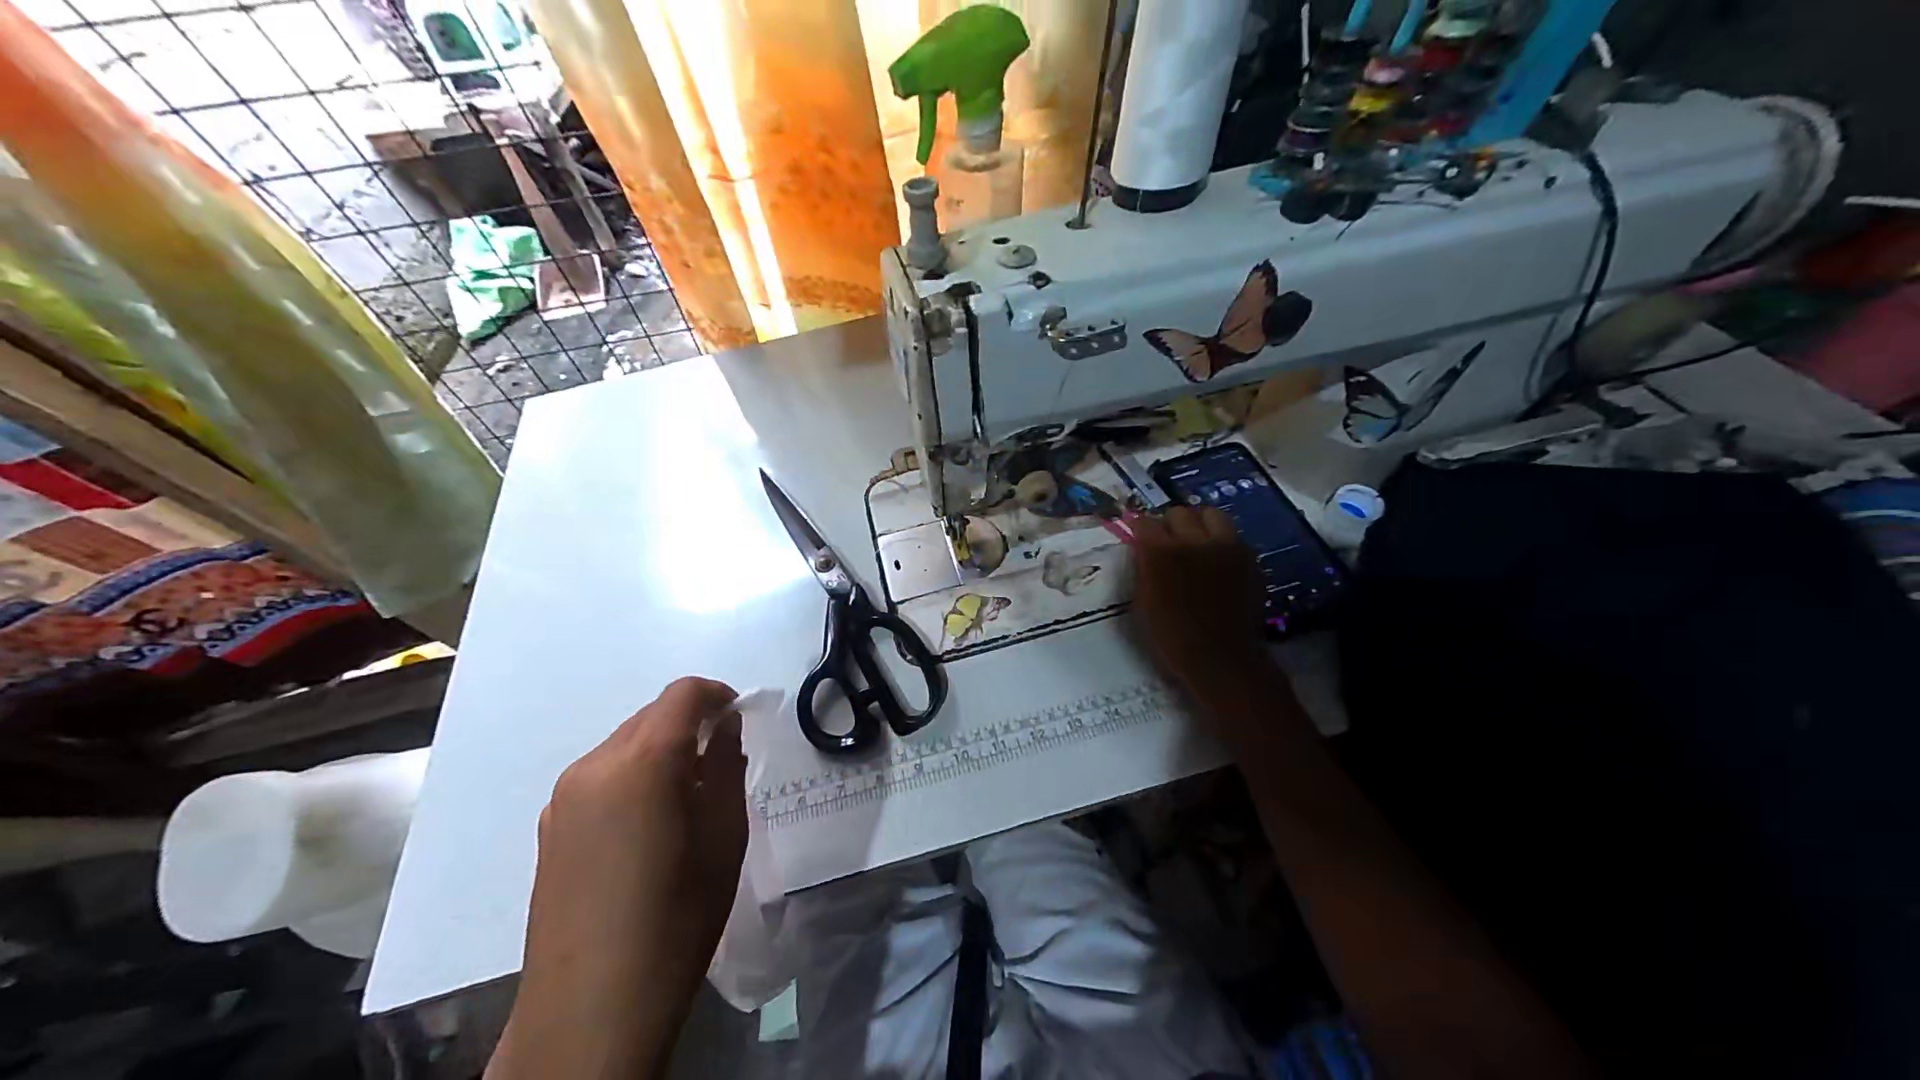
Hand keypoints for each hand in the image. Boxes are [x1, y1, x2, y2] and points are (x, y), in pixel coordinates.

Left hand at [489, 677, 745, 1079]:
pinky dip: (633, 775)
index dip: (717, 695)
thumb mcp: (725, 837)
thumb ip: (727, 768)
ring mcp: (564, 796)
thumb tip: (725, 728)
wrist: (591, 1007)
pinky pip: (601, 775)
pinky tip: (650, 824)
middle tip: (722, 761)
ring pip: (624, 743)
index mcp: (643, 762)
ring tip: (688, 797)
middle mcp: (595, 765)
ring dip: (661, 750)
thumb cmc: (677, 918)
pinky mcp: (549, 826)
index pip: (683, 694)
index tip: (740, 716)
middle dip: (690, 723)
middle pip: (651, 715)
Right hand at [1130, 505, 1268, 693]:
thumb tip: (1142, 549)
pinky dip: (1220, 539)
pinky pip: (1232, 534)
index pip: (1145, 522)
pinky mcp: (1249, 556)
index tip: (1139, 536)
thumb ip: (1143, 568)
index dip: (1140, 528)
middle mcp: (1195, 540)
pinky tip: (1216, 558)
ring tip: (1195, 541)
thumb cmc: (1173, 637)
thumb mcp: (1144, 602)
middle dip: (1169, 523)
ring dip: (1199, 523)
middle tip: (1167, 540)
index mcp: (1161, 553)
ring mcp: (1226, 546)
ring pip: (1210, 514)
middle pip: (1178, 512)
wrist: (1222, 659)